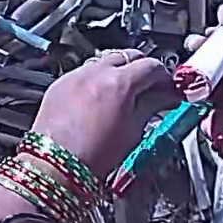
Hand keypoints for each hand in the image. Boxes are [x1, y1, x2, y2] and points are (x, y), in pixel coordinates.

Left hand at [30, 49, 182, 175]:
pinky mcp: (59, 84)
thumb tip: (165, 96)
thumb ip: (151, 106)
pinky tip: (100, 99)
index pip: (152, 66)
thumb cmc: (92, 156)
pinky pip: (83, 73)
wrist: (54, 166)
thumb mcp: (133, 131)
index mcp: (119, 82)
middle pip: (127, 57)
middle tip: (150, 88)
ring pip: (103, 62)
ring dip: (117, 72)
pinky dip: (96, 79)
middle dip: (142, 69)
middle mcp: (95, 72)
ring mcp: (75, 76)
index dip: (164, 77)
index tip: (168, 88)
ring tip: (124, 94)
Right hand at [194, 6, 222, 136]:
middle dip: (201, 50)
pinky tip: (185, 85)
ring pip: (201, 75)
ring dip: (192, 70)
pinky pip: (194, 95)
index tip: (207, 32)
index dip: (218, 34)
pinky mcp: (211, 112)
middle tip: (193, 47)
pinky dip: (187, 90)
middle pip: (214, 56)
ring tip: (187, 67)